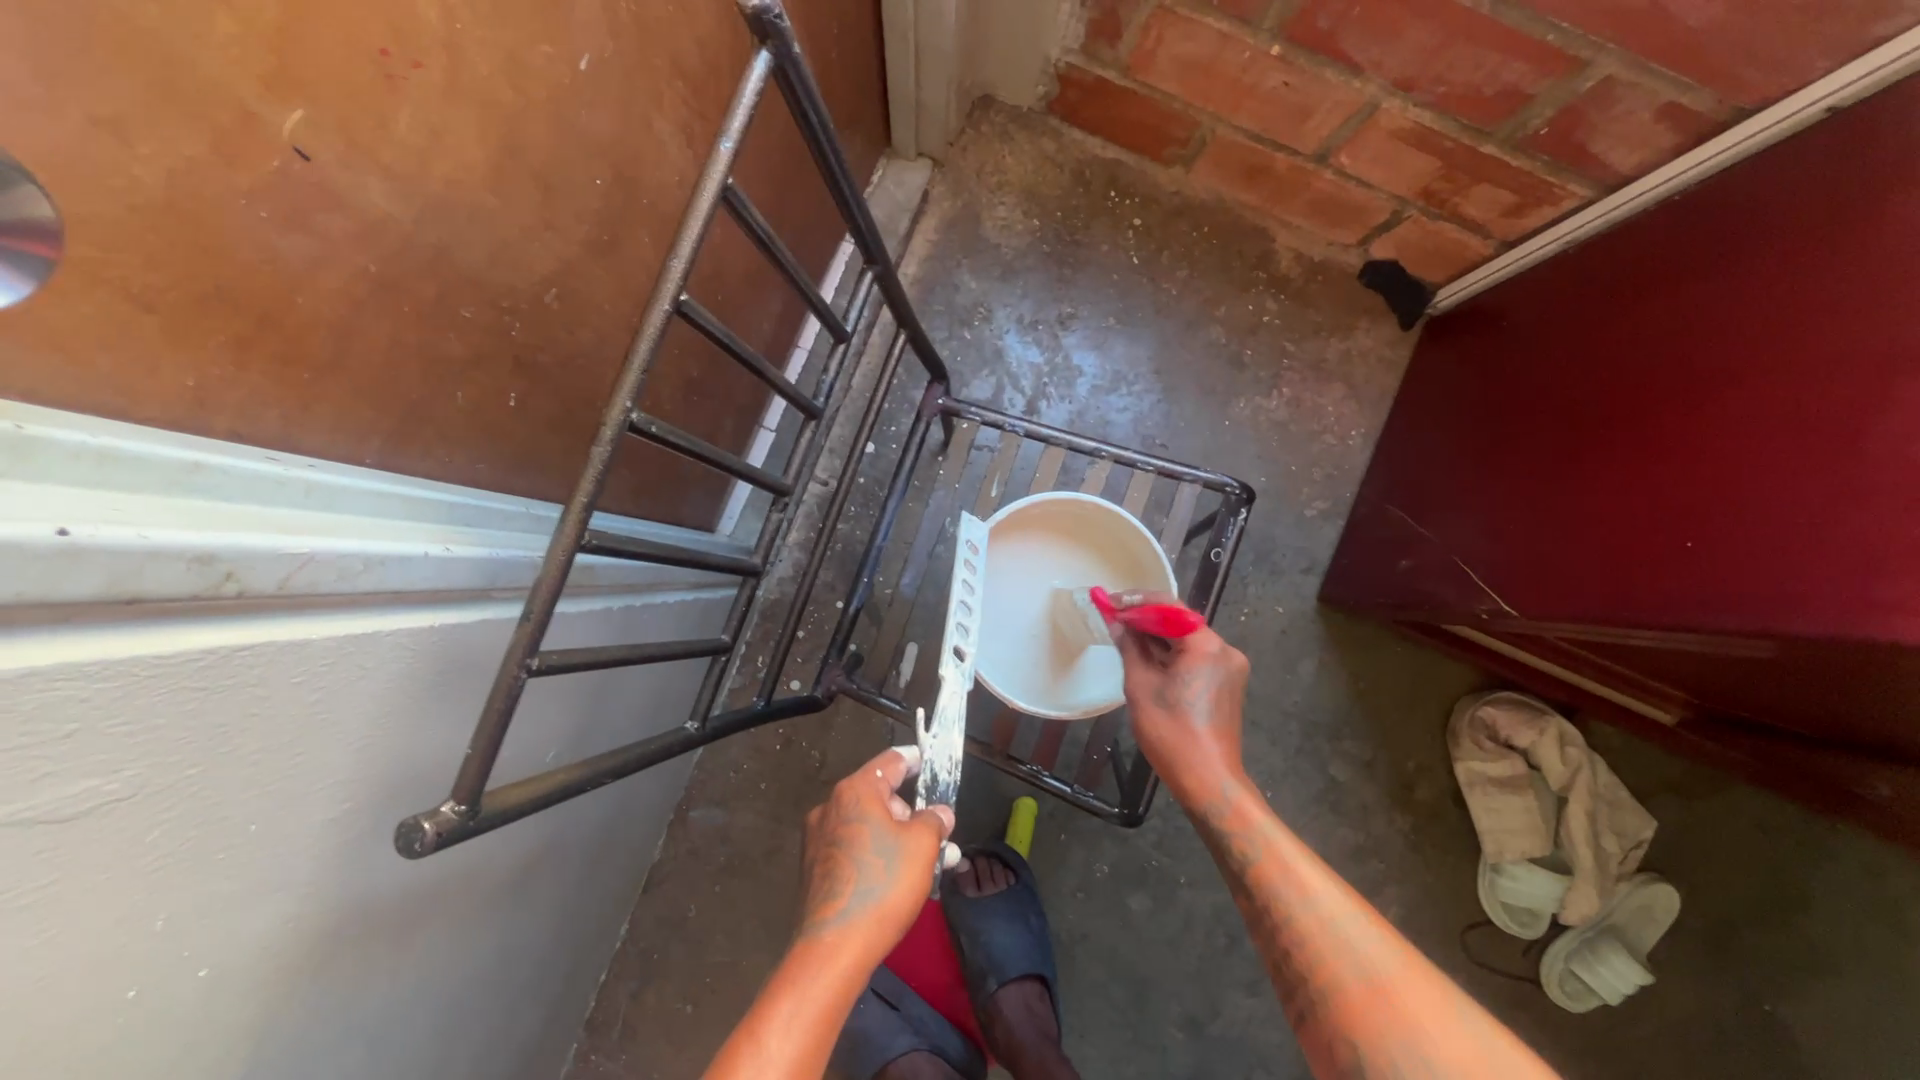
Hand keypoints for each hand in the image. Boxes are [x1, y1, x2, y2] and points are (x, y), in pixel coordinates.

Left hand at [796, 746, 955, 967]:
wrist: (834, 947)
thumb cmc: (884, 885)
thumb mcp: (922, 847)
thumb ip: (935, 821)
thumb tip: (939, 813)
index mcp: (855, 791)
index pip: (890, 762)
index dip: (913, 759)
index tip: (927, 760)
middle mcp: (830, 807)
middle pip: (879, 797)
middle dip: (910, 815)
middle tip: (938, 839)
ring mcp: (818, 839)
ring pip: (868, 827)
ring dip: (897, 839)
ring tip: (926, 866)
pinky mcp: (814, 869)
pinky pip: (854, 850)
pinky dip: (876, 857)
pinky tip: (897, 882)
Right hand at [1112, 592, 1251, 800]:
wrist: (1207, 778)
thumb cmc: (1171, 732)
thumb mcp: (1141, 685)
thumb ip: (1129, 647)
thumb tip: (1115, 621)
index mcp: (1206, 645)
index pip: (1169, 607)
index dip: (1136, 602)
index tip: (1109, 602)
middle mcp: (1224, 649)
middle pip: (1180, 622)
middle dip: (1145, 619)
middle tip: (1112, 617)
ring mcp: (1229, 667)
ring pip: (1187, 640)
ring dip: (1157, 637)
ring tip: (1123, 636)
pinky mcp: (1226, 683)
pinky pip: (1195, 657)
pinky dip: (1171, 654)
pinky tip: (1146, 658)